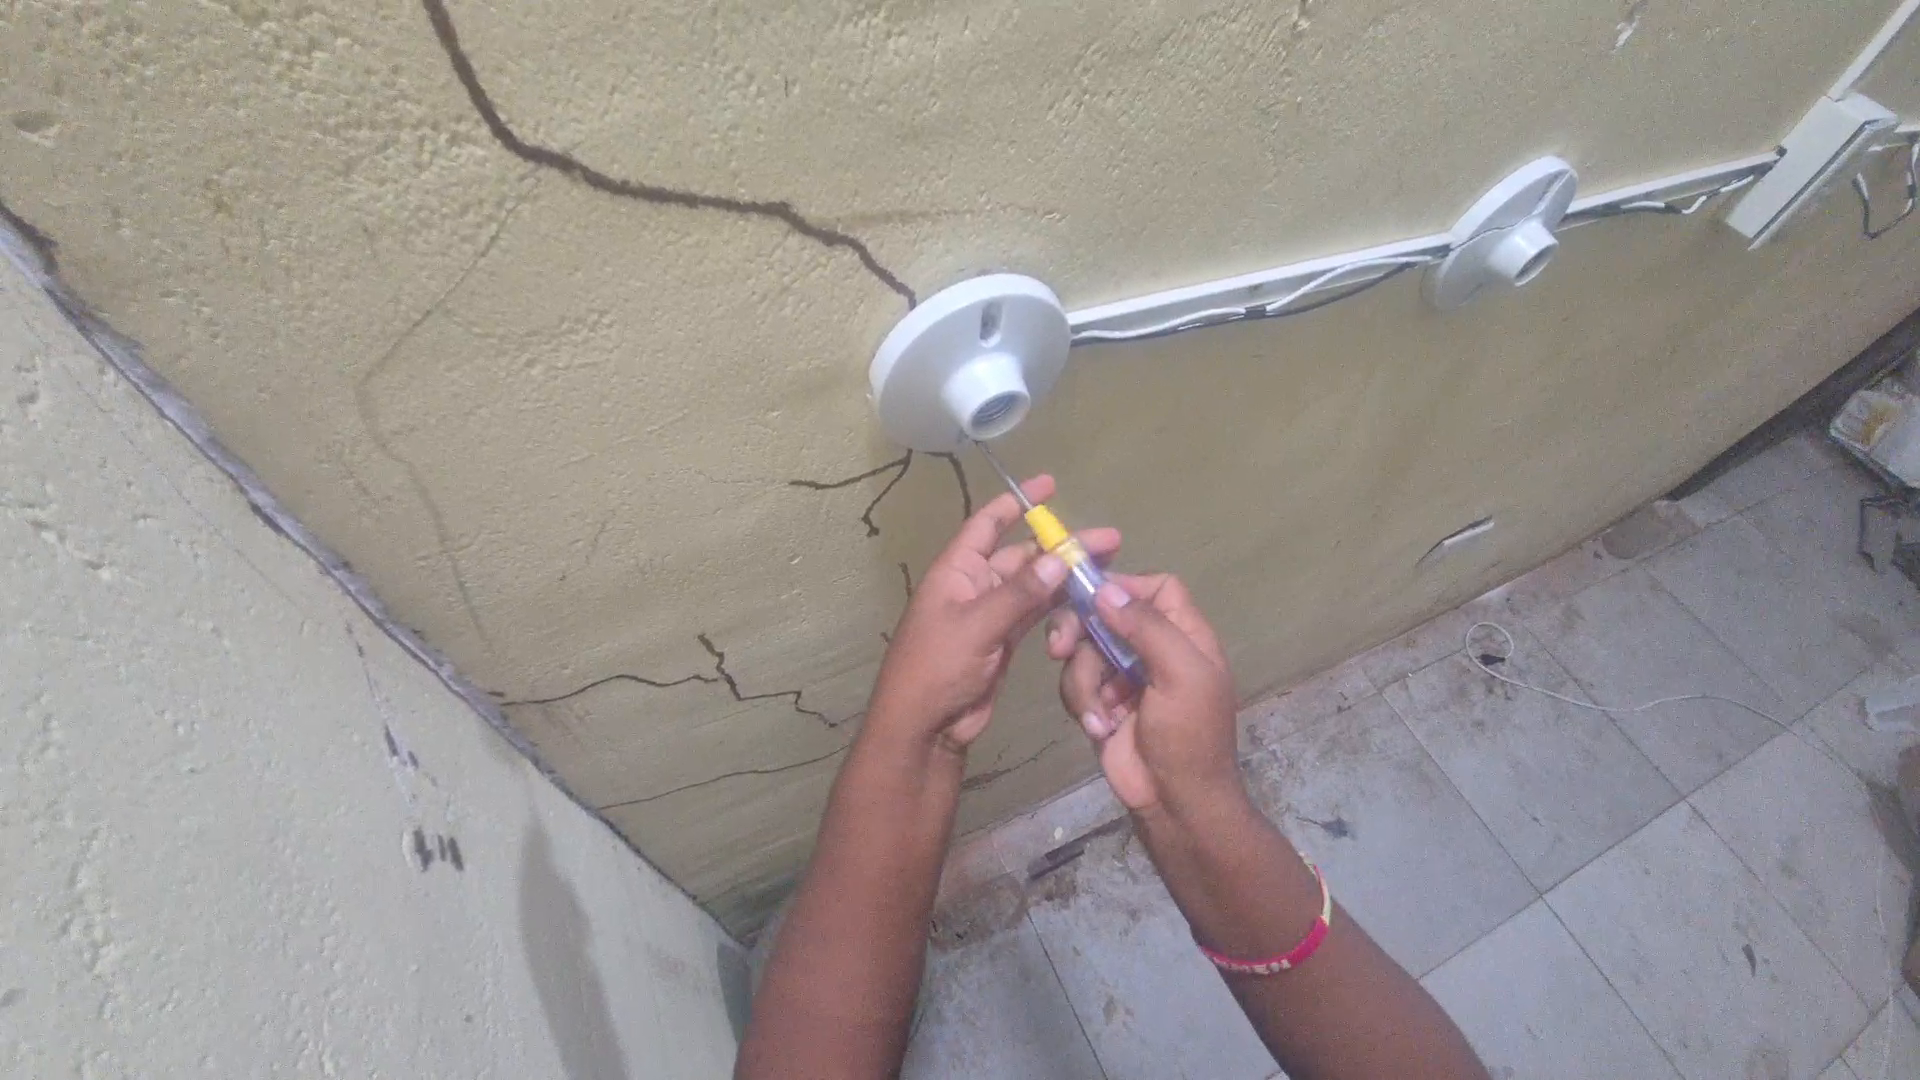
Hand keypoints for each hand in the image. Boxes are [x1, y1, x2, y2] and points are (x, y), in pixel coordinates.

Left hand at [869, 474, 1119, 753]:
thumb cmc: (937, 668)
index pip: (987, 524)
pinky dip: (1058, 606)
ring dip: (1066, 577)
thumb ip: (1018, 594)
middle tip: (1109, 539)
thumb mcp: (976, 626)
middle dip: (1060, 546)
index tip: (1050, 485)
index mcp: (956, 571)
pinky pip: (1035, 614)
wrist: (925, 727)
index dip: (1016, 503)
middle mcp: (974, 585)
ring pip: (1033, 586)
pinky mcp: (1003, 642)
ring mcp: (990, 614)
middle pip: (1021, 556)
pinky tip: (1087, 600)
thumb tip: (1058, 559)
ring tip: (1108, 568)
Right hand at [1049, 573, 1240, 814]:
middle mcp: (1151, 648)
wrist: (1173, 802)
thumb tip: (1106, 590)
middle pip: (1105, 613)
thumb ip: (1148, 628)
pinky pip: (1075, 682)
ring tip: (1099, 714)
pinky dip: (1082, 704)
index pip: (1156, 588)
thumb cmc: (1189, 736)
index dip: (1124, 585)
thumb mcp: (1182, 675)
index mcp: (1184, 635)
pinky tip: (1100, 727)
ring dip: (1084, 681)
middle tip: (1060, 646)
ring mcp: (1123, 674)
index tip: (1091, 594)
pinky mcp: (1099, 700)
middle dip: (1079, 630)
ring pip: (1083, 650)